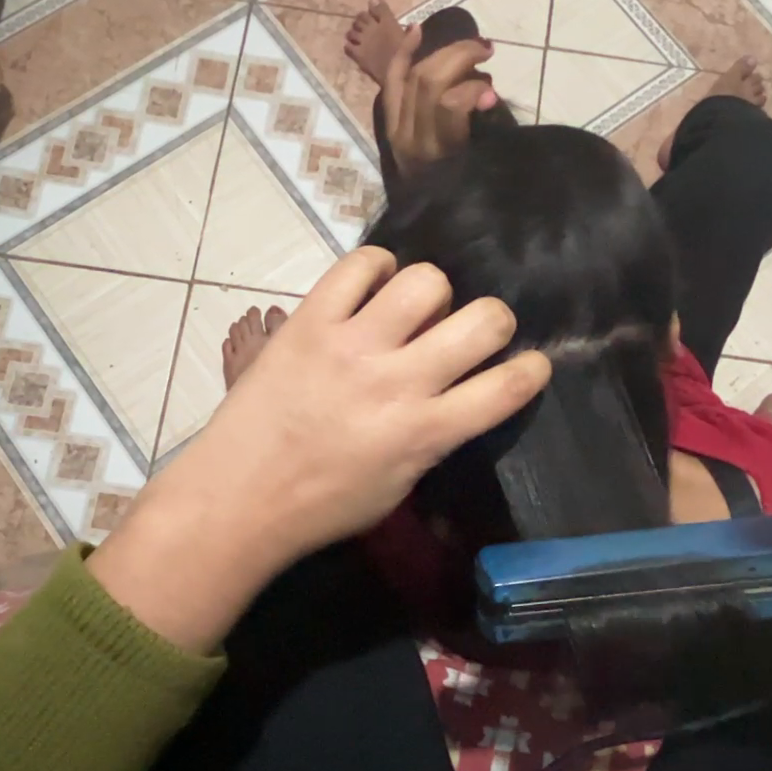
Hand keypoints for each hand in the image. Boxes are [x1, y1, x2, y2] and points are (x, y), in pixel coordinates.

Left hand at [88, 249, 550, 650]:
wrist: (238, 496)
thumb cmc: (322, 505)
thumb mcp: (399, 486)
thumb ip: (436, 437)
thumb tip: (458, 396)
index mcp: (426, 432)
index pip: (508, 387)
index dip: (533, 369)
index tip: (530, 364)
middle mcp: (399, 381)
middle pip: (482, 320)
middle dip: (494, 321)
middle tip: (474, 331)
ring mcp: (353, 345)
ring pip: (426, 281)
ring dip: (434, 292)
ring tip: (414, 309)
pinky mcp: (311, 320)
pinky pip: (359, 265)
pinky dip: (376, 268)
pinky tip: (372, 288)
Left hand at [381, 24, 499, 176]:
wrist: (425, 212)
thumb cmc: (461, 188)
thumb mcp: (477, 165)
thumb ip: (481, 129)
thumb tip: (486, 93)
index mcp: (438, 152)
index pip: (449, 104)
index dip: (472, 88)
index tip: (492, 90)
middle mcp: (413, 138)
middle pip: (429, 81)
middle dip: (459, 55)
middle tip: (485, 50)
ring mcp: (396, 129)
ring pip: (414, 75)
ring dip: (442, 52)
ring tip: (467, 46)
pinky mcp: (388, 123)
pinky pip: (392, 81)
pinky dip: (403, 54)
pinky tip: (418, 31)